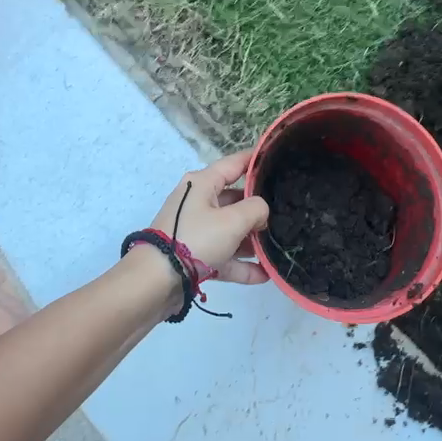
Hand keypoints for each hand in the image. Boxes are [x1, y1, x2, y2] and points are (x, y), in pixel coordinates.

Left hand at [146, 151, 270, 284]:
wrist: (156, 281)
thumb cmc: (196, 239)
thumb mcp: (232, 221)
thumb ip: (255, 209)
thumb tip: (261, 211)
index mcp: (203, 183)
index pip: (234, 164)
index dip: (255, 160)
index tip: (277, 159)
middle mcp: (198, 202)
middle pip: (235, 199)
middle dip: (258, 209)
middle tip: (285, 214)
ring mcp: (196, 230)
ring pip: (231, 230)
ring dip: (252, 241)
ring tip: (278, 247)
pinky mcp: (195, 256)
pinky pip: (224, 256)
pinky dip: (241, 264)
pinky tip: (264, 275)